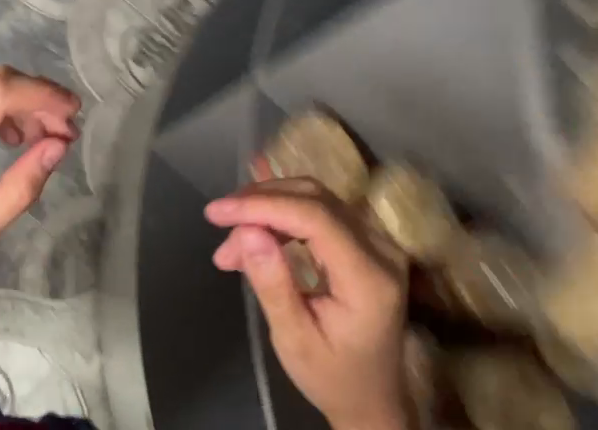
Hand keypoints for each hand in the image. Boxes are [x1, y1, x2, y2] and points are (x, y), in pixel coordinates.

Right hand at [206, 179, 411, 429]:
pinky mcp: (365, 240)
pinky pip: (319, 208)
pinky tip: (255, 224)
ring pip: (313, 197)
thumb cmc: (332, 376)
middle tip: (219, 223)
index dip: (262, 206)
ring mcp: (376, 241)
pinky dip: (281, 211)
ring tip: (233, 238)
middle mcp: (380, 249)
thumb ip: (273, 285)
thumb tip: (247, 232)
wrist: (371, 399)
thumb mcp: (295, 341)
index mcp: (370, 278)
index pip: (314, 217)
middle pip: (314, 199)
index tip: (216, 212)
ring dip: (266, 206)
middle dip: (259, 202)